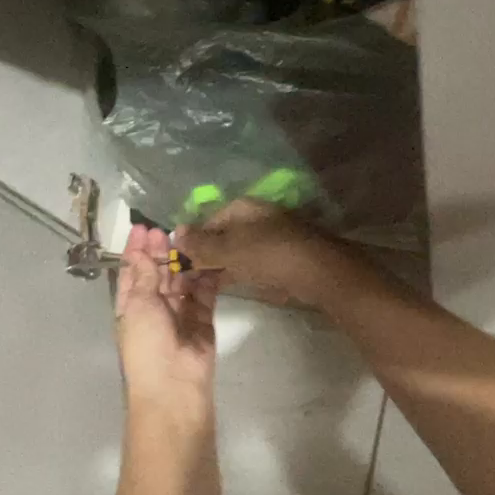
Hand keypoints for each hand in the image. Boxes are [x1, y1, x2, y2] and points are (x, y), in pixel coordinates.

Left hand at [115, 225, 220, 402]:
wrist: (174, 386)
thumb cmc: (147, 345)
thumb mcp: (138, 306)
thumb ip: (144, 276)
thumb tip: (143, 251)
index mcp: (131, 307)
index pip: (133, 272)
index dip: (137, 250)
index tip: (143, 227)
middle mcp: (154, 309)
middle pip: (158, 274)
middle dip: (161, 251)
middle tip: (169, 228)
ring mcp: (180, 314)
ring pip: (183, 281)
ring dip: (185, 261)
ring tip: (191, 236)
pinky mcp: (203, 320)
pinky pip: (206, 294)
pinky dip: (209, 277)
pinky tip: (211, 255)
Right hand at [174, 201, 351, 307]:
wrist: (319, 273)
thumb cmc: (270, 254)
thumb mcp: (230, 249)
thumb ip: (202, 244)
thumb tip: (175, 232)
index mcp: (242, 208)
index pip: (206, 222)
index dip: (191, 242)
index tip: (178, 263)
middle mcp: (254, 218)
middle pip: (221, 236)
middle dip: (204, 255)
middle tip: (187, 279)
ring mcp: (268, 238)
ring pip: (234, 252)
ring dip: (218, 266)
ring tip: (200, 285)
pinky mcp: (278, 259)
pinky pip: (248, 264)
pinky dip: (235, 273)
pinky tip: (224, 286)